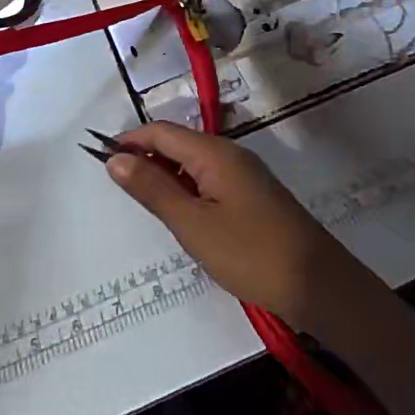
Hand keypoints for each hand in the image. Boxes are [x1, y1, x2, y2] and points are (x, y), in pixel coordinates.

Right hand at [106, 122, 382, 330]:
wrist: (316, 283)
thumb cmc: (249, 252)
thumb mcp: (193, 224)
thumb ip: (153, 189)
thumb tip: (116, 158)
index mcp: (214, 153)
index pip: (162, 132)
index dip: (129, 139)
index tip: (98, 156)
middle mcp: (230, 154)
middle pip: (178, 143)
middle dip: (145, 155)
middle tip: (116, 183)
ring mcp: (245, 175)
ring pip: (194, 162)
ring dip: (165, 174)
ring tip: (142, 199)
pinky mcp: (253, 196)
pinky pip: (210, 179)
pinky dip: (186, 188)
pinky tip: (180, 212)